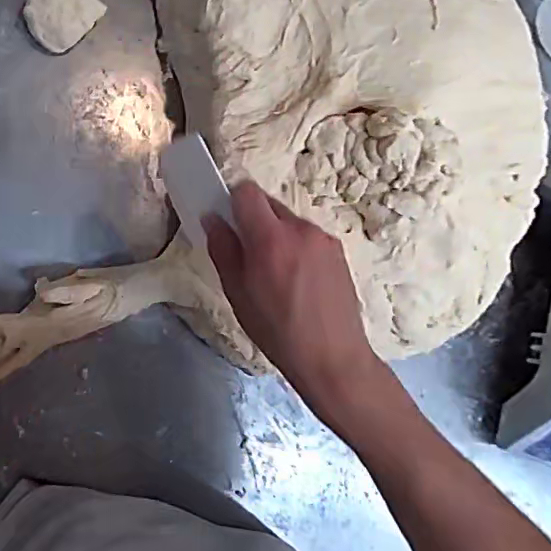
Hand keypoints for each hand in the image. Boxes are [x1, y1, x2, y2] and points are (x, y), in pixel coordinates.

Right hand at [204, 182, 390, 428]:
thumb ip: (223, 249)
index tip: (227, 222)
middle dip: (254, 221)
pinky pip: (307, 236)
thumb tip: (212, 218)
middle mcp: (300, 229)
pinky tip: (297, 281)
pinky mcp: (338, 250)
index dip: (232, 201)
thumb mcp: (237, 294)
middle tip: (248, 254)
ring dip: (276, 235)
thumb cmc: (277, 331)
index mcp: (270, 238)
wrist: (333, 358)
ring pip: (288, 221)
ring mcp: (323, 238)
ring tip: (275, 274)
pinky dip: (296, 247)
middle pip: (268, 204)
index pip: (247, 191)